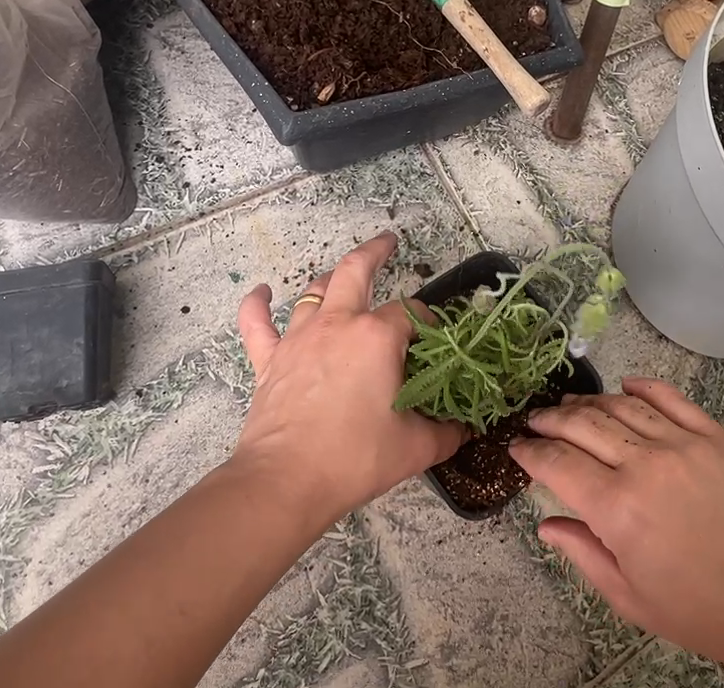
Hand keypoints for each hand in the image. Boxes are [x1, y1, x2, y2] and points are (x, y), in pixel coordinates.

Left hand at [233, 233, 467, 520]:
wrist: (286, 481)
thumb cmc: (355, 458)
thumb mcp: (416, 447)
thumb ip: (446, 432)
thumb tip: (466, 429)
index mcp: (377, 337)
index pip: (412, 315)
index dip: (429, 322)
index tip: (437, 339)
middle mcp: (338, 324)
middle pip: (356, 271)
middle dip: (376, 252)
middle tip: (389, 243)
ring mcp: (299, 338)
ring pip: (314, 291)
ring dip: (331, 280)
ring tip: (343, 277)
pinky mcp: (269, 360)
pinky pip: (257, 323)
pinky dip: (257, 304)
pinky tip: (261, 292)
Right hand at [509, 378, 723, 672]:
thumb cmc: (700, 609)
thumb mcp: (629, 597)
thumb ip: (582, 553)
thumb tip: (546, 524)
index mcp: (617, 507)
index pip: (558, 464)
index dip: (531, 453)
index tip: (516, 448)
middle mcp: (644, 464)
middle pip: (583, 424)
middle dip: (551, 420)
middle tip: (535, 421)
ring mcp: (681, 442)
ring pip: (621, 405)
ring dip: (589, 402)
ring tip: (571, 406)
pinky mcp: (712, 435)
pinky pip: (670, 397)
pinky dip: (643, 386)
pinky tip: (626, 385)